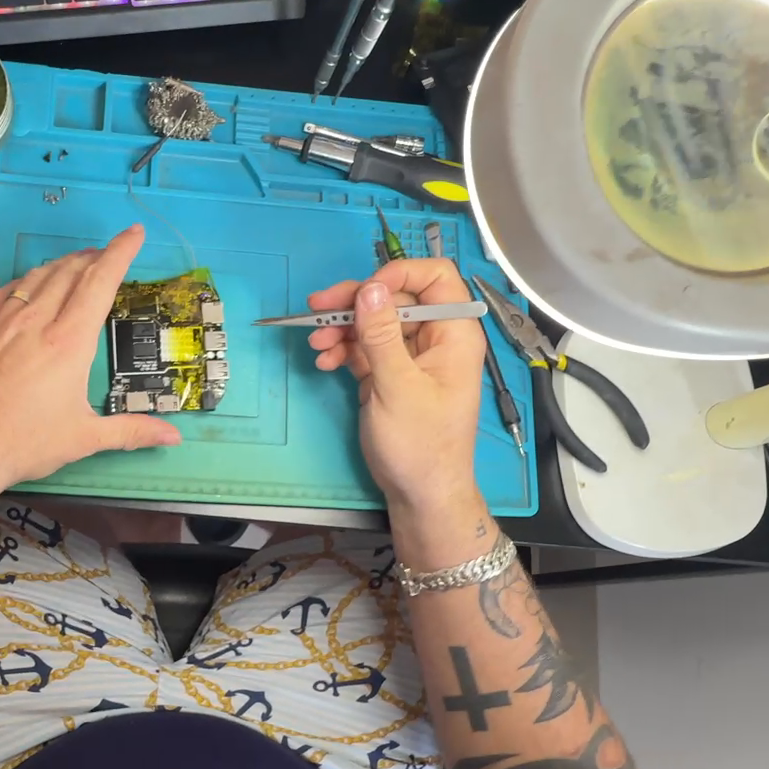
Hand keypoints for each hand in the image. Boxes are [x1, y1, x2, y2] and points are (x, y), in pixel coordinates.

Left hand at [0, 224, 181, 520]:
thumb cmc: (24, 444)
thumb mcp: (84, 439)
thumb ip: (131, 432)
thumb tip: (173, 438)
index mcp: (68, 343)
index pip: (99, 282)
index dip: (120, 253)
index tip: (133, 234)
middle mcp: (36, 322)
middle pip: (69, 272)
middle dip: (94, 256)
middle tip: (110, 253)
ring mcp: (2, 323)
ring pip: (36, 277)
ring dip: (62, 264)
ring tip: (77, 264)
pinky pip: (5, 292)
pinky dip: (25, 281)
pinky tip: (28, 286)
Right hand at [308, 258, 488, 513]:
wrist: (419, 493)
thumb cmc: (419, 443)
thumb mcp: (397, 386)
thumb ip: (381, 334)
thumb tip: (369, 287)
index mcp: (453, 333)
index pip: (435, 278)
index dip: (398, 274)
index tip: (362, 291)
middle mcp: (434, 338)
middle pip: (395, 298)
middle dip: (355, 302)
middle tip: (317, 308)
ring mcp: (409, 357)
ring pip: (374, 323)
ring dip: (342, 329)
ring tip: (315, 344)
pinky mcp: (388, 375)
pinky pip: (364, 349)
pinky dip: (343, 351)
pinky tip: (324, 361)